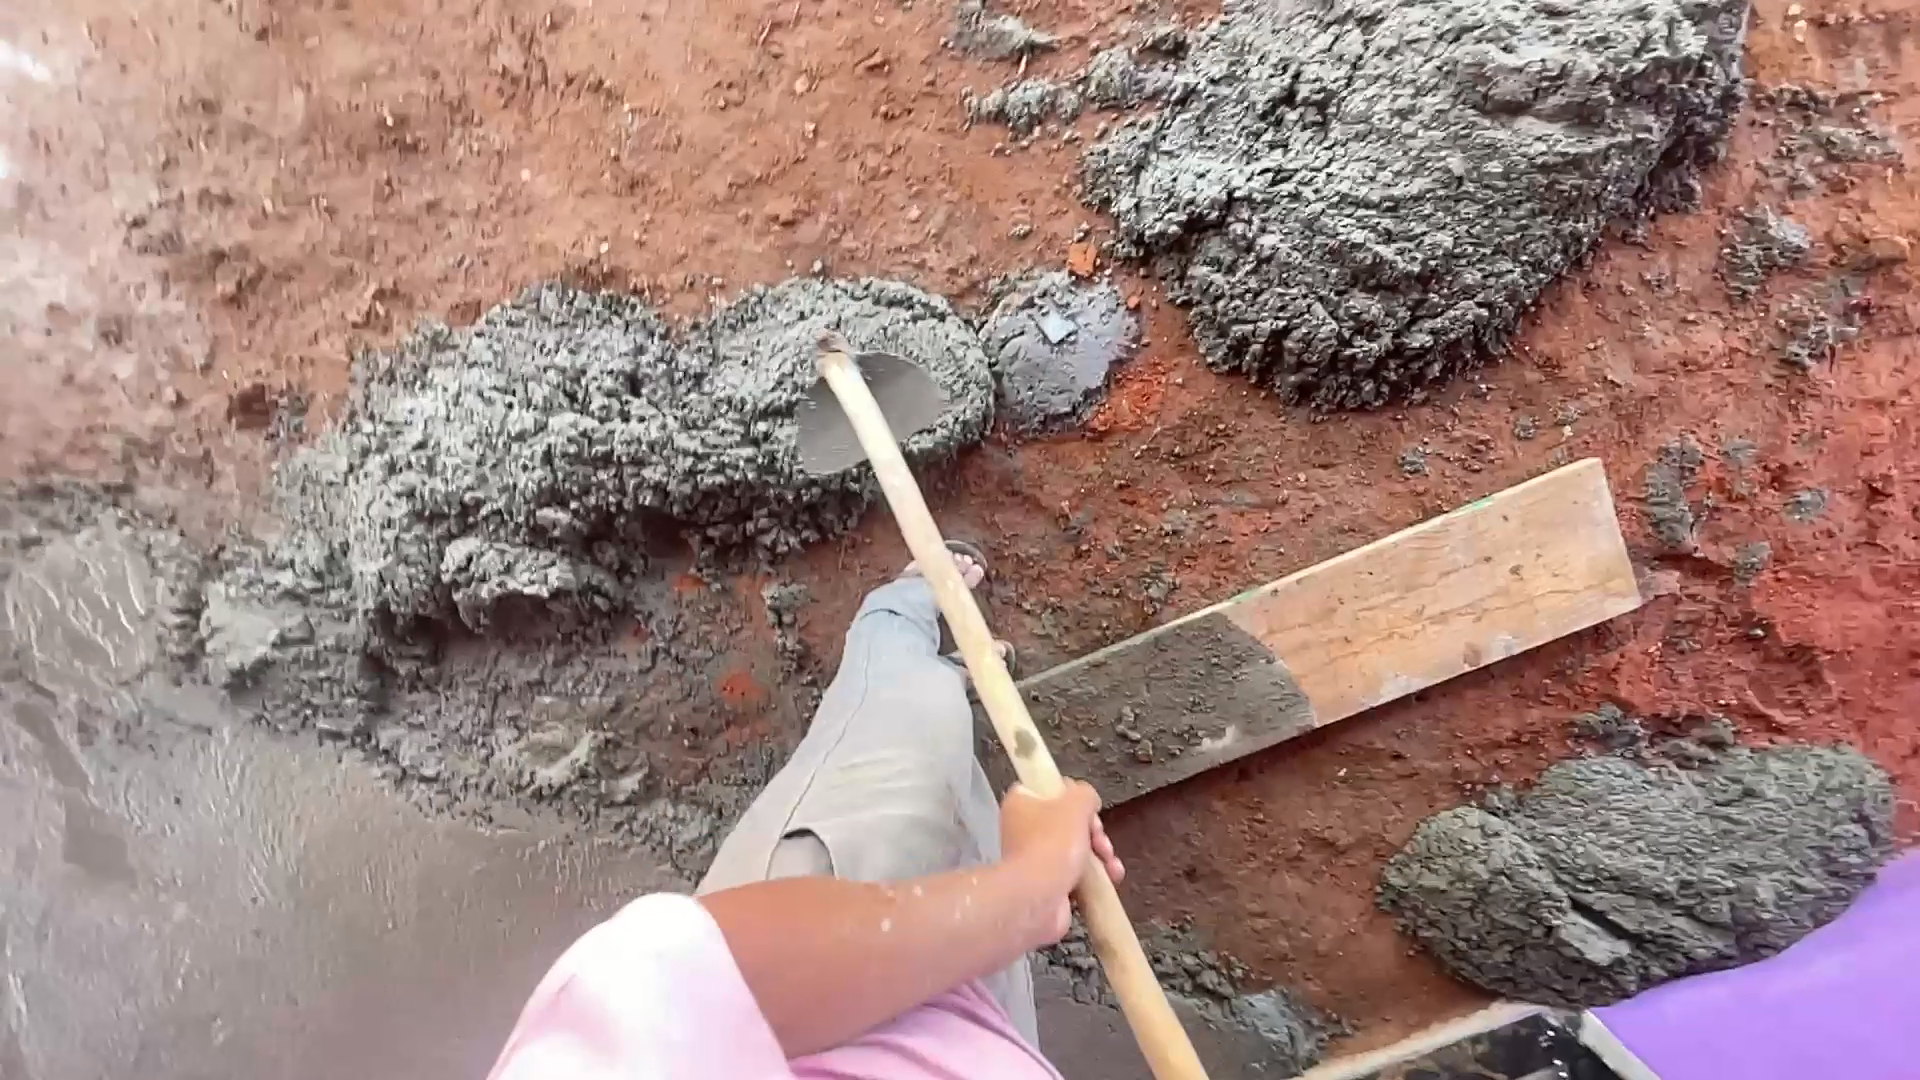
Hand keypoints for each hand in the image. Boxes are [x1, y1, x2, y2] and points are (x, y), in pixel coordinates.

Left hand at [998, 779, 1124, 946]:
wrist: (1039, 898)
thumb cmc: (1052, 843)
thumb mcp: (1075, 804)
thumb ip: (1084, 793)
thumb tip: (1087, 799)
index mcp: (1021, 803)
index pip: (1046, 789)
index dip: (1070, 796)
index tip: (1087, 807)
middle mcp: (1022, 828)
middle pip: (1066, 821)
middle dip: (1093, 831)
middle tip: (1101, 840)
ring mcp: (1034, 858)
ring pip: (1074, 848)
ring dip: (1099, 855)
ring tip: (1111, 864)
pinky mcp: (1047, 883)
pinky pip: (1075, 873)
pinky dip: (1094, 877)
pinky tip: (1111, 878)